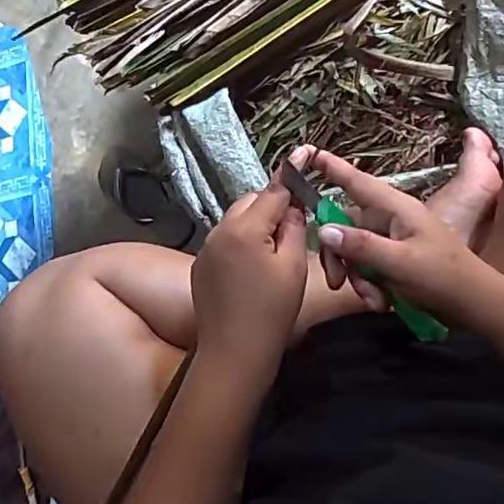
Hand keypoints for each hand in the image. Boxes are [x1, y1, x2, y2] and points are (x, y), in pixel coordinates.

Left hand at [191, 175, 308, 370]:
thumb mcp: (293, 267)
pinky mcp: (200, 264)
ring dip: (255, 223)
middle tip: (295, 224)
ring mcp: (206, 247)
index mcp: (244, 228)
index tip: (303, 152)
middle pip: (251, 202)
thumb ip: (293, 228)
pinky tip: (253, 266)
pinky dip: (241, 241)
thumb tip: (291, 206)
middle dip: (272, 204)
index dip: (290, 173)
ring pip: (236, 220)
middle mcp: (220, 230)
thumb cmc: (271, 311)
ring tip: (275, 248)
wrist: (233, 351)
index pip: (272, 191)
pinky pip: (225, 240)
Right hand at [299, 148, 494, 321]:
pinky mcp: (392, 260)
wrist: (475, 307)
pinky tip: (380, 303)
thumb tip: (323, 230)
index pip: (357, 181)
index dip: (332, 167)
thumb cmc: (443, 276)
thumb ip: (361, 246)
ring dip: (356, 277)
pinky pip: (365, 267)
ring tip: (374, 300)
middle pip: (344, 226)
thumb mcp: (400, 262)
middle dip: (339, 256)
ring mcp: (390, 240)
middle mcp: (389, 219)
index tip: (308, 153)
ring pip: (352, 251)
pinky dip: (367, 285)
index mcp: (395, 208)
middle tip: (337, 282)